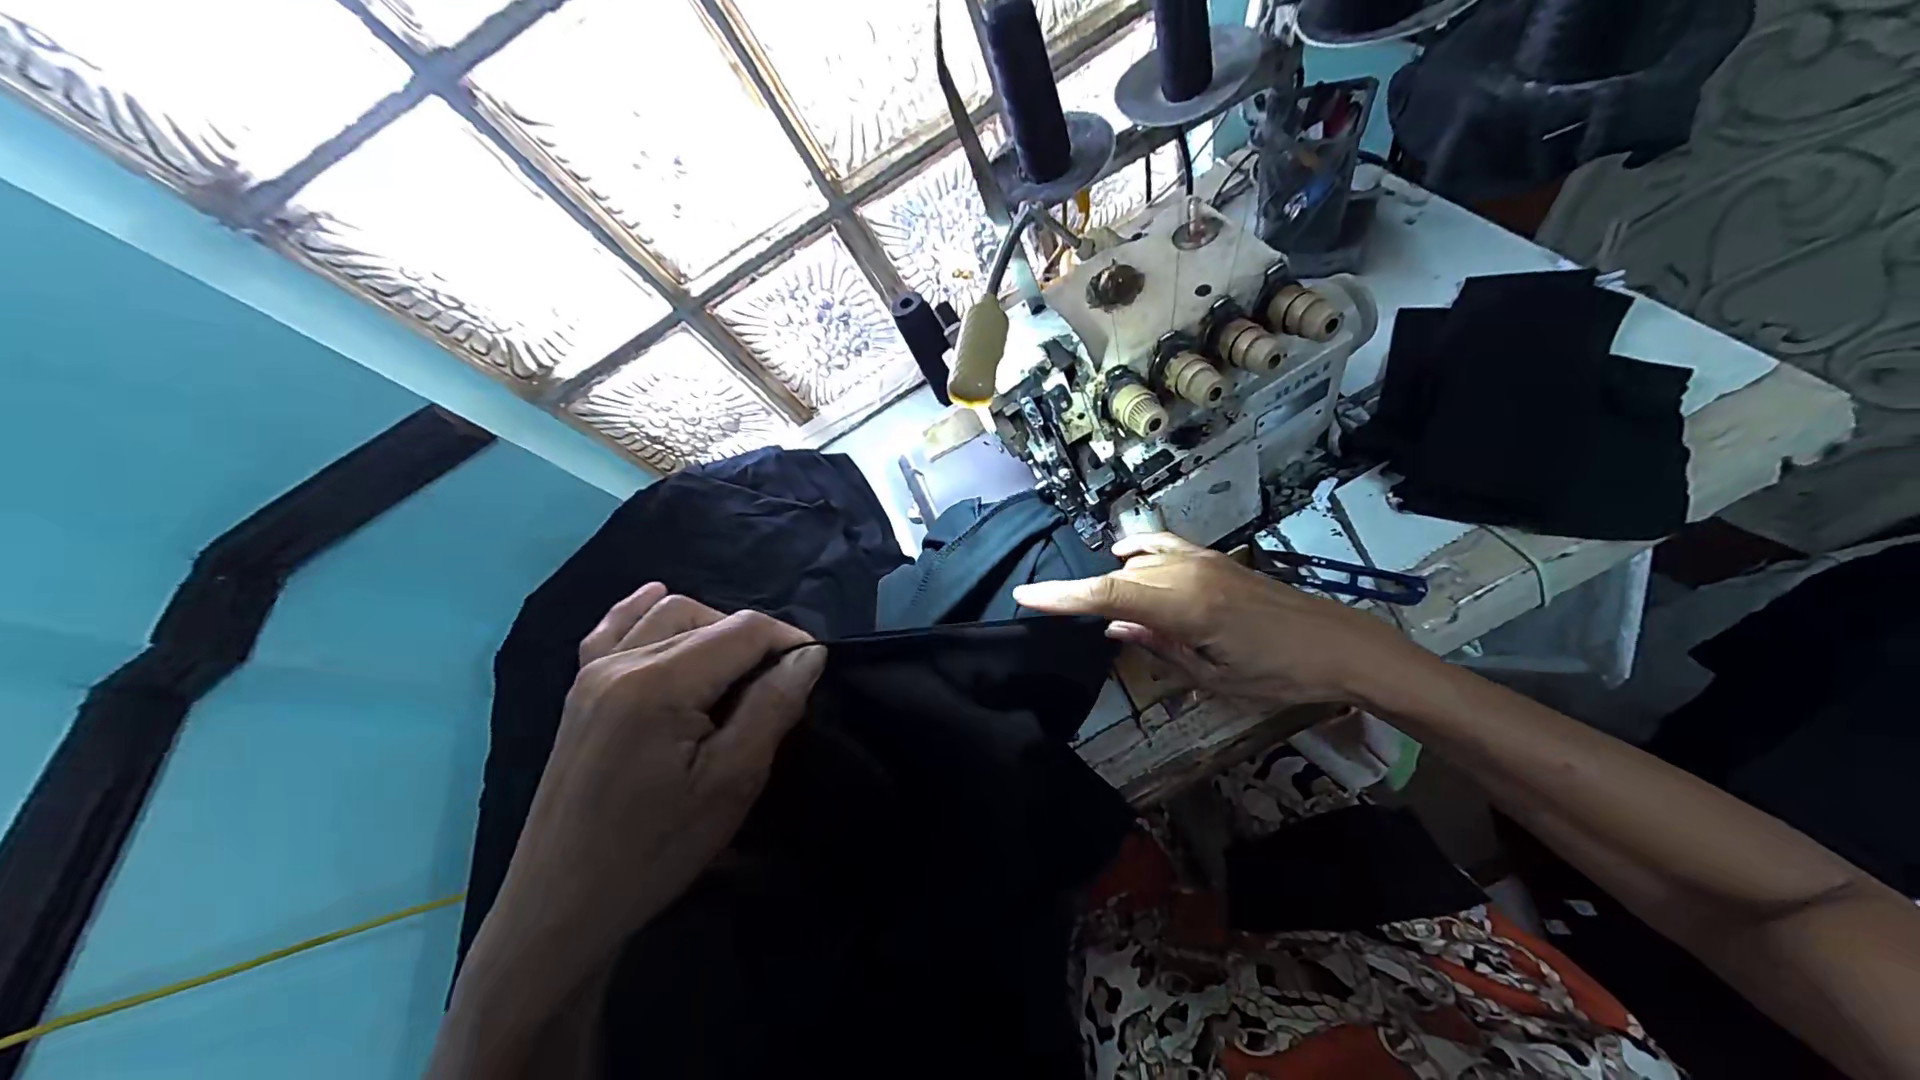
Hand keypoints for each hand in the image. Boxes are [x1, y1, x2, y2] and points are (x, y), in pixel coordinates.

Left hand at [493, 584, 824, 951]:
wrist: (561, 905)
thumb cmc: (655, 850)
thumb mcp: (731, 783)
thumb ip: (772, 707)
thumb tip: (809, 655)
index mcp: (659, 684)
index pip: (743, 630)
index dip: (789, 640)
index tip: (814, 670)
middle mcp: (621, 662)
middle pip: (708, 618)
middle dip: (755, 640)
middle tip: (780, 684)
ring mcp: (592, 672)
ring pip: (667, 613)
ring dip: (712, 626)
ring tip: (737, 669)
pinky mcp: (579, 691)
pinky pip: (612, 627)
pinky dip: (644, 611)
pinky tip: (657, 601)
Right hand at [1011, 532, 1424, 708]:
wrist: (1340, 645)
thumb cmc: (1279, 674)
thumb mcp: (1213, 676)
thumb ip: (1158, 646)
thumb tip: (1113, 626)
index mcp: (1184, 606)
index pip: (1107, 595)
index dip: (1061, 595)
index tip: (1025, 595)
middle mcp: (1187, 573)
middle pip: (1117, 577)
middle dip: (1080, 593)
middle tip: (1052, 609)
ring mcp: (1203, 559)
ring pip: (1138, 560)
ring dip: (1111, 578)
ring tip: (1094, 601)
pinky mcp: (1215, 557)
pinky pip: (1163, 545)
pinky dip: (1138, 551)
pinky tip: (1126, 557)